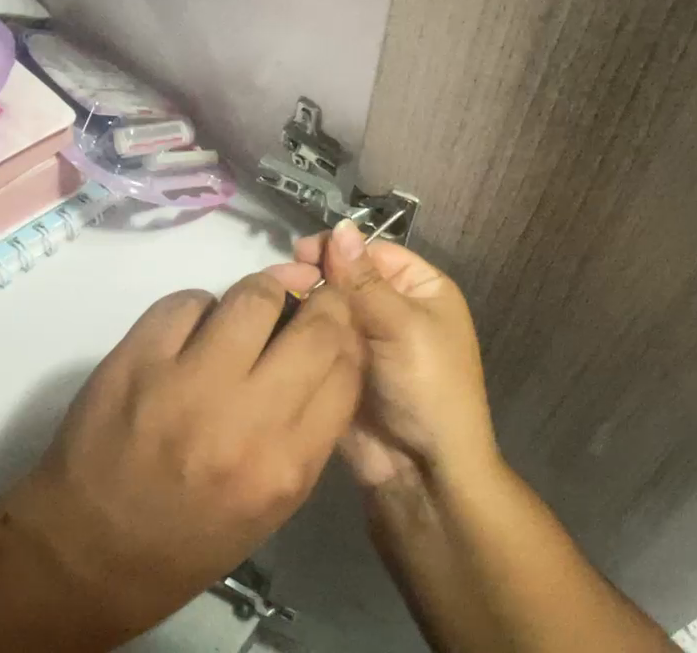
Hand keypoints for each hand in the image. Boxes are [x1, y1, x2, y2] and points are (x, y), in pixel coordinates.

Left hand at [6, 270, 361, 642]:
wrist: (86, 555)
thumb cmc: (192, 537)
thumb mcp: (275, 501)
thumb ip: (312, 424)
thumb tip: (331, 343)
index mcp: (285, 467)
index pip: (348, 368)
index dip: (348, 334)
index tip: (337, 325)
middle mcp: (244, 422)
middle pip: (316, 326)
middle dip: (320, 303)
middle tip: (306, 302)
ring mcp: (185, 386)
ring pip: (253, 296)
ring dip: (262, 294)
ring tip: (251, 312)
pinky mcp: (134, 361)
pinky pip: (188, 300)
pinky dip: (201, 306)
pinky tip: (195, 330)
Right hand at [288, 221, 498, 490]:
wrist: (422, 470)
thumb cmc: (427, 386)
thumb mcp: (400, 325)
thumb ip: (362, 279)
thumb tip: (340, 226)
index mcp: (422, 290)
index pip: (374, 252)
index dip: (339, 249)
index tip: (297, 251)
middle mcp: (395, 310)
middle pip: (348, 279)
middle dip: (316, 278)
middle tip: (278, 282)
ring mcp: (367, 343)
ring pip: (329, 311)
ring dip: (304, 308)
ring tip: (269, 307)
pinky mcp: (343, 372)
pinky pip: (318, 344)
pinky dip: (299, 338)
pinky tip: (271, 333)